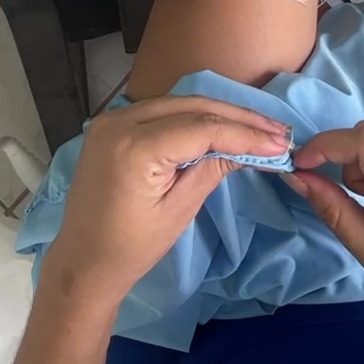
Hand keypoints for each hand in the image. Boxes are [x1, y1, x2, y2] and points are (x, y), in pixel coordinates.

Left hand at [43, 97, 290, 307]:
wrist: (83, 260)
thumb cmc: (131, 248)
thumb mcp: (178, 211)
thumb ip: (212, 170)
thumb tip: (252, 148)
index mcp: (135, 147)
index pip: (202, 128)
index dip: (245, 133)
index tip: (281, 142)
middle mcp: (120, 121)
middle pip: (191, 106)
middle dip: (237, 117)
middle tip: (278, 130)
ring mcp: (111, 118)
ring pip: (177, 103)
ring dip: (218, 113)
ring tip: (257, 127)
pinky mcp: (110, 123)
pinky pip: (159, 110)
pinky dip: (191, 116)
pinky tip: (219, 125)